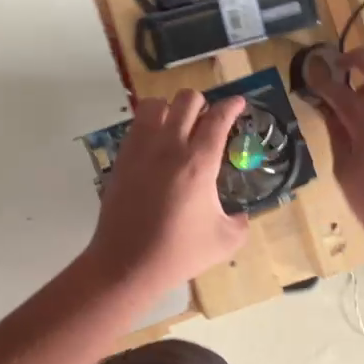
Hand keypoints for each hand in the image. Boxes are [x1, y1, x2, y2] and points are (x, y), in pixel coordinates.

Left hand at [85, 91, 249, 291]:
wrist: (127, 263)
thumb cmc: (178, 252)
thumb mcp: (225, 241)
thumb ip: (240, 222)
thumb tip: (241, 215)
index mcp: (198, 162)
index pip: (218, 118)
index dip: (232, 106)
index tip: (238, 104)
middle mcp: (169, 147)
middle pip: (186, 100)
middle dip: (203, 103)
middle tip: (208, 119)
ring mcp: (140, 150)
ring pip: (155, 104)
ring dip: (171, 108)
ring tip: (179, 126)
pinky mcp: (121, 159)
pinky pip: (136, 126)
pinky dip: (150, 125)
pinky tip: (156, 144)